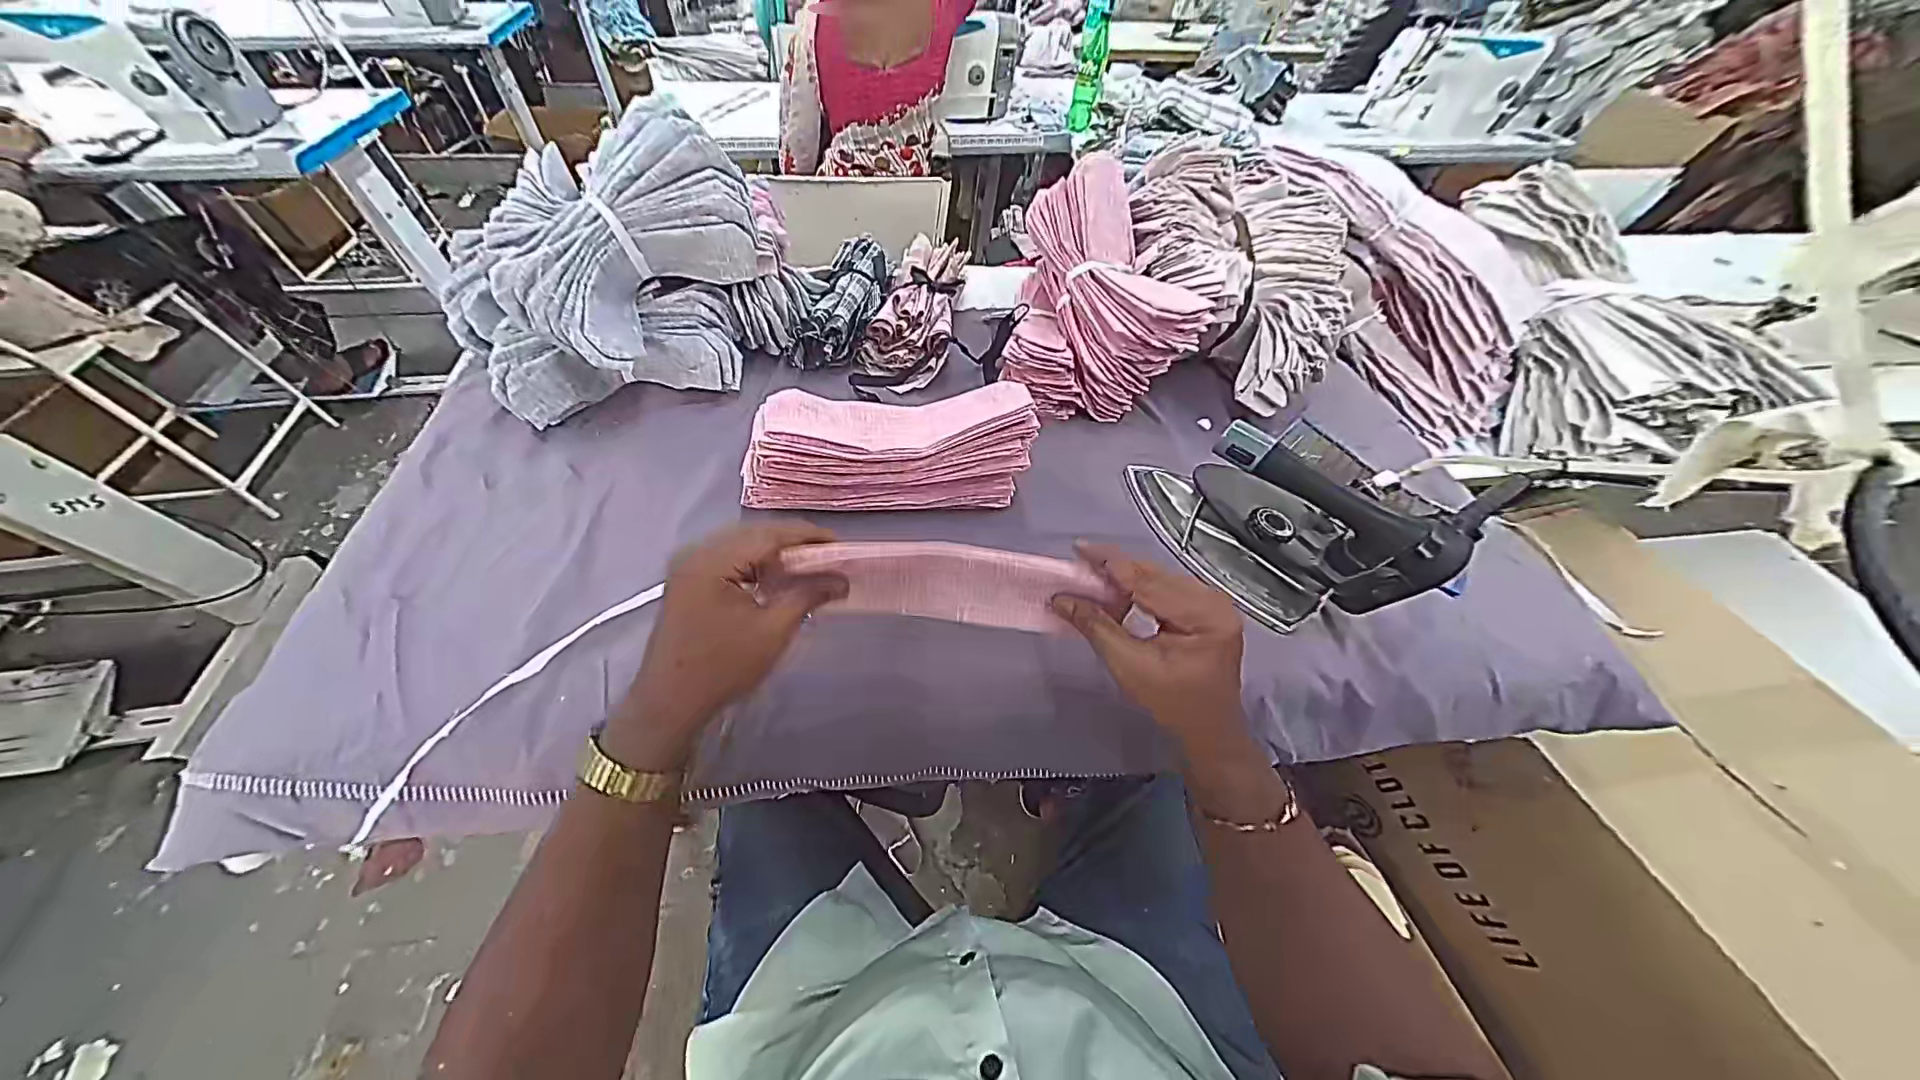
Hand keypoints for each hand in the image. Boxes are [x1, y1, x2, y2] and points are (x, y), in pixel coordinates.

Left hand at [607, 523, 845, 766]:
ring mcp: (688, 566)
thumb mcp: (773, 630)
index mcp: (713, 561)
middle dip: (794, 543)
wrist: (670, 703)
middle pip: (754, 534)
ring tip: (808, 567)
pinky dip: (756, 563)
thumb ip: (808, 595)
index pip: (769, 534)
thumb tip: (842, 579)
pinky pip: (729, 558)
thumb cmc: (723, 667)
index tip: (840, 545)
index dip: (808, 536)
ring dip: (775, 553)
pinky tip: (776, 578)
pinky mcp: (688, 581)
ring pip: (742, 544)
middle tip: (829, 557)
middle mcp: (696, 553)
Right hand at [1054, 543, 1288, 825]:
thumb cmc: (1174, 704)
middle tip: (1078, 566)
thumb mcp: (1130, 666)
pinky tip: (1118, 593)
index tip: (1079, 549)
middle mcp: (1213, 601)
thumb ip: (1097, 627)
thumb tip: (1062, 599)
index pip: (1148, 580)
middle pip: (1154, 575)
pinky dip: (1139, 589)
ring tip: (1092, 581)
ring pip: (1159, 578)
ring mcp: (1212, 603)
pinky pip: (1166, 588)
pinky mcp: (1205, 608)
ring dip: (1125, 579)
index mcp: (1204, 615)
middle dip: (1114, 570)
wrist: (1209, 729)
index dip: (1110, 563)